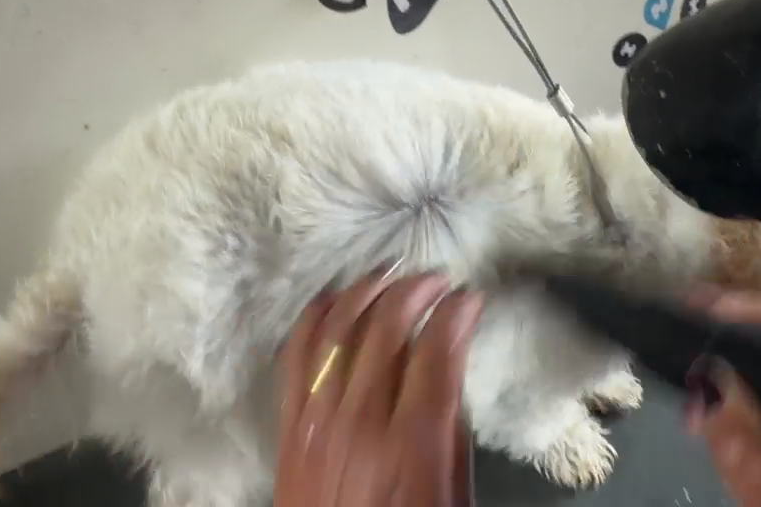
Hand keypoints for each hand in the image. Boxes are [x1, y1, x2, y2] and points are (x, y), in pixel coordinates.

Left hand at [275, 271, 485, 506]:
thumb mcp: (450, 493)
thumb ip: (448, 425)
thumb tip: (448, 359)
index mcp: (409, 444)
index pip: (435, 350)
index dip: (457, 314)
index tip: (471, 298)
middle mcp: (359, 421)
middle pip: (387, 326)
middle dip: (417, 290)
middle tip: (437, 281)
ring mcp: (317, 418)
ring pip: (340, 326)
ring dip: (368, 289)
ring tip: (392, 275)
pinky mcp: (289, 423)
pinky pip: (295, 351)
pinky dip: (315, 315)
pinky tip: (334, 295)